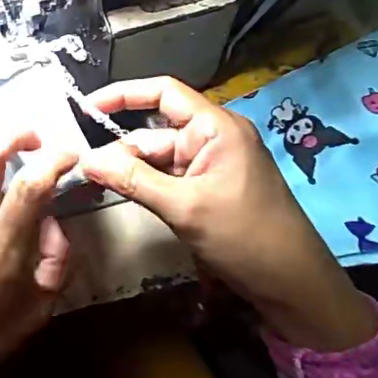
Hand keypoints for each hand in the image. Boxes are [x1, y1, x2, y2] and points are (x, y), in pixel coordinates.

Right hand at [77, 77, 374, 348]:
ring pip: (159, 159)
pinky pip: (170, 178)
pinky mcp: (210, 189)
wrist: (293, 283)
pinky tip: (123, 195)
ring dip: (132, 171)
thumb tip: (87, 160)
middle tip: (84, 170)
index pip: (164, 94)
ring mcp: (212, 165)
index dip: (123, 95)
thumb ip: (133, 180)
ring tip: (96, 184)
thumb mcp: (184, 207)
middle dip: (121, 149)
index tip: (87, 107)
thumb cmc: (245, 237)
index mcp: (216, 128)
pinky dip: (147, 185)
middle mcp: (214, 139)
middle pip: (155, 132)